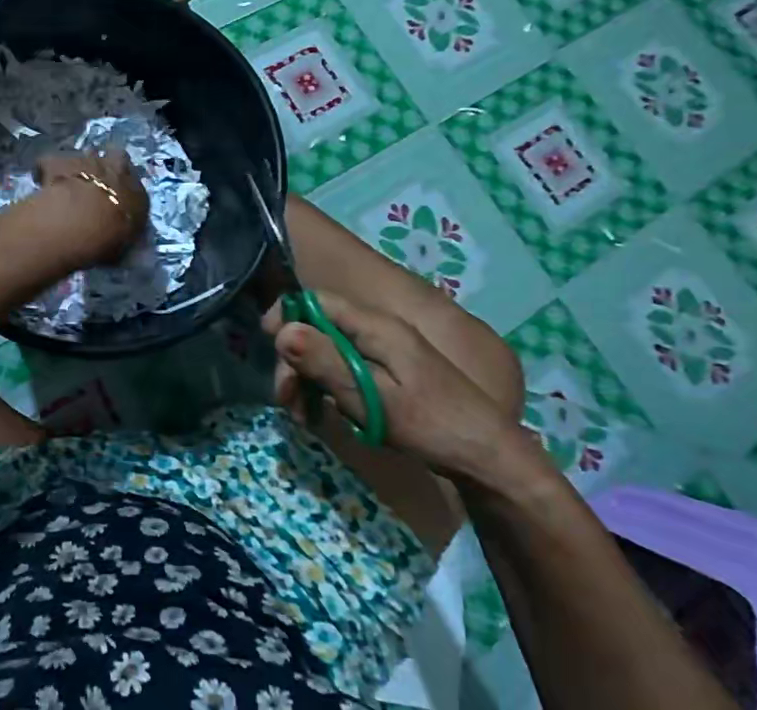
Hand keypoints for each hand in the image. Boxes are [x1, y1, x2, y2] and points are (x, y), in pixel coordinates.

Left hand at [33, 151, 149, 267]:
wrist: (79, 222)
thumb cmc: (109, 239)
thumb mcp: (122, 248)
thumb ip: (120, 240)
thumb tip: (118, 242)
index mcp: (137, 193)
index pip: (136, 189)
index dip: (123, 194)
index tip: (115, 204)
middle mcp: (117, 170)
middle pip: (117, 159)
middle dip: (107, 168)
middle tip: (96, 184)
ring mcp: (88, 160)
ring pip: (86, 155)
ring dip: (80, 167)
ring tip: (69, 184)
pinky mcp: (60, 160)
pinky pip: (52, 161)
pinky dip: (46, 170)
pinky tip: (40, 182)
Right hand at [265, 291, 537, 481]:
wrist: (486, 456)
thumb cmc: (431, 425)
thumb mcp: (372, 398)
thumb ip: (326, 363)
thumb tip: (282, 330)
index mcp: (376, 327)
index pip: (319, 300)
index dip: (288, 316)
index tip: (270, 348)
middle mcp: (377, 331)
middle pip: (319, 328)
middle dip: (295, 360)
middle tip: (286, 402)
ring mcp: (384, 352)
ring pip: (328, 351)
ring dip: (307, 379)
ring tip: (302, 417)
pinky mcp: (387, 374)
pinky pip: (343, 369)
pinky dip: (326, 389)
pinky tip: (320, 416)